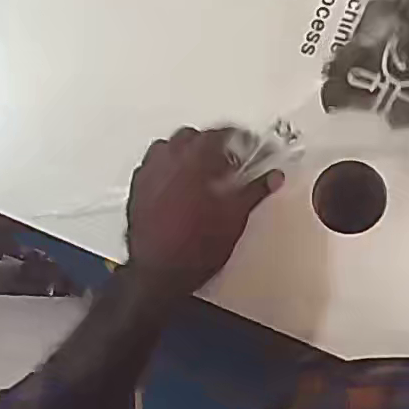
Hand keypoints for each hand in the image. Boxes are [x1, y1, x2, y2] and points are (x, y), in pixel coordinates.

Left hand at [124, 127, 281, 296]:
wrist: (160, 273)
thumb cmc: (192, 249)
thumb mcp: (234, 217)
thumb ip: (254, 191)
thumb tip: (271, 178)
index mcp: (194, 161)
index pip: (219, 134)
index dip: (238, 138)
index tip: (247, 146)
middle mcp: (167, 162)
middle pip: (192, 136)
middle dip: (211, 145)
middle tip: (227, 163)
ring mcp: (148, 174)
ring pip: (168, 148)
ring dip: (186, 154)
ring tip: (202, 173)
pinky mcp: (137, 190)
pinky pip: (152, 166)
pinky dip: (167, 169)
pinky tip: (179, 186)